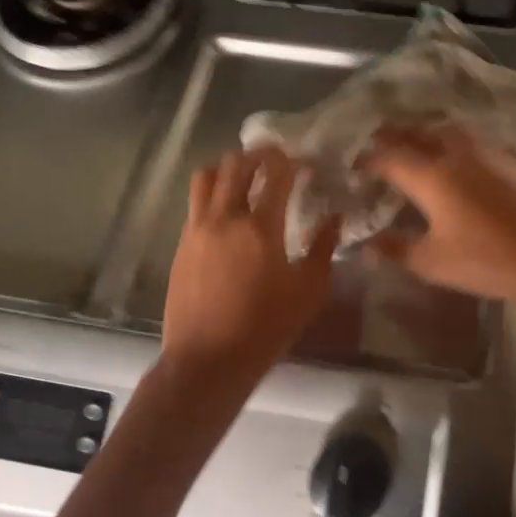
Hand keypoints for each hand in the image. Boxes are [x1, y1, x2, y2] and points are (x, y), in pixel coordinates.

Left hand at [161, 147, 342, 386]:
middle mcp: (225, 218)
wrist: (207, 361)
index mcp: (260, 227)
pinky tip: (228, 212)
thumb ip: (323, 248)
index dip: (291, 160)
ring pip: (206, 176)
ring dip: (227, 168)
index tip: (303, 162)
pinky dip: (212, 194)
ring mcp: (197, 229)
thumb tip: (334, 218)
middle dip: (258, 155)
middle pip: (235, 164)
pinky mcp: (181, 244)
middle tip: (275, 161)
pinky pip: (195, 203)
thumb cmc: (265, 328)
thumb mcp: (308, 291)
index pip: (275, 173)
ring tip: (244, 178)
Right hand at [364, 125, 515, 318]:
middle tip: (377, 143)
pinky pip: (469, 140)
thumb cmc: (489, 260)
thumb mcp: (434, 263)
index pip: (390, 156)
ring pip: (446, 130)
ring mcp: (486, 153)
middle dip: (394, 136)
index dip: (369, 159)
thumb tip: (366, 247)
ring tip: (413, 145)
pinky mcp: (509, 160)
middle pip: (418, 132)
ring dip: (425, 132)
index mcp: (432, 175)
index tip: (355, 166)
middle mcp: (456, 153)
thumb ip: (397, 250)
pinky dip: (451, 141)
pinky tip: (454, 158)